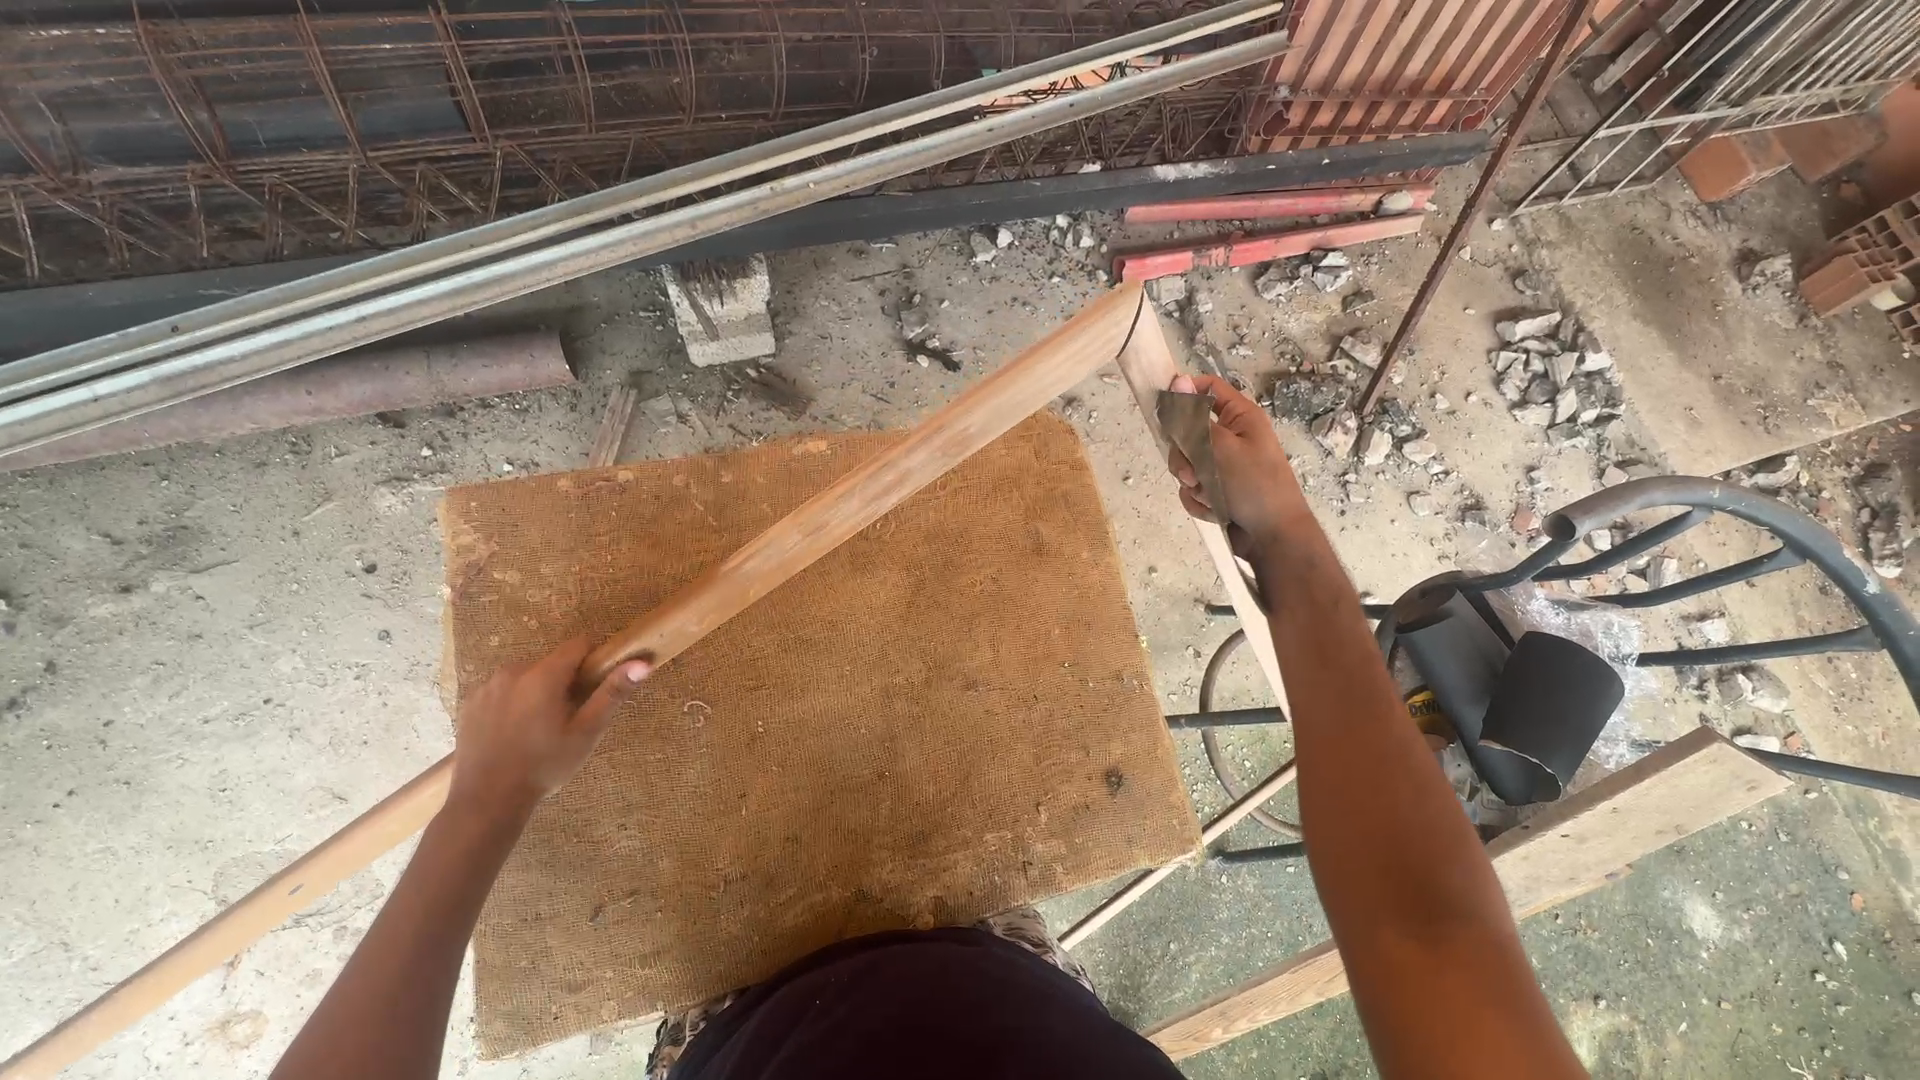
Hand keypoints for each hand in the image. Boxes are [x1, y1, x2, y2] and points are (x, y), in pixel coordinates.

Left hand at [448, 637, 652, 821]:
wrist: (487, 800)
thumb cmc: (545, 765)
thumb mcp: (587, 732)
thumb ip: (613, 693)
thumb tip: (643, 663)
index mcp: (544, 675)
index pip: (578, 645)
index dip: (593, 661)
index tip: (594, 687)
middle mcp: (513, 671)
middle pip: (551, 662)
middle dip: (564, 681)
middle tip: (568, 717)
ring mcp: (488, 686)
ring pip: (526, 676)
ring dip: (538, 691)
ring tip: (539, 728)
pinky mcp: (470, 702)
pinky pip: (503, 690)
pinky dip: (513, 702)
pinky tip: (514, 733)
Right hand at [1165, 373, 1309, 559]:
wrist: (1274, 538)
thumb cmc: (1255, 486)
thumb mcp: (1221, 448)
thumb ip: (1193, 417)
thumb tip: (1177, 380)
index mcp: (1240, 418)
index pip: (1208, 389)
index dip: (1184, 393)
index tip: (1162, 407)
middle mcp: (1231, 438)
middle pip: (1187, 430)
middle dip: (1184, 455)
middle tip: (1193, 472)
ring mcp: (1224, 465)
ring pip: (1186, 462)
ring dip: (1192, 481)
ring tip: (1209, 495)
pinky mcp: (1217, 490)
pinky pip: (1192, 487)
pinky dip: (1198, 500)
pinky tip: (1214, 510)